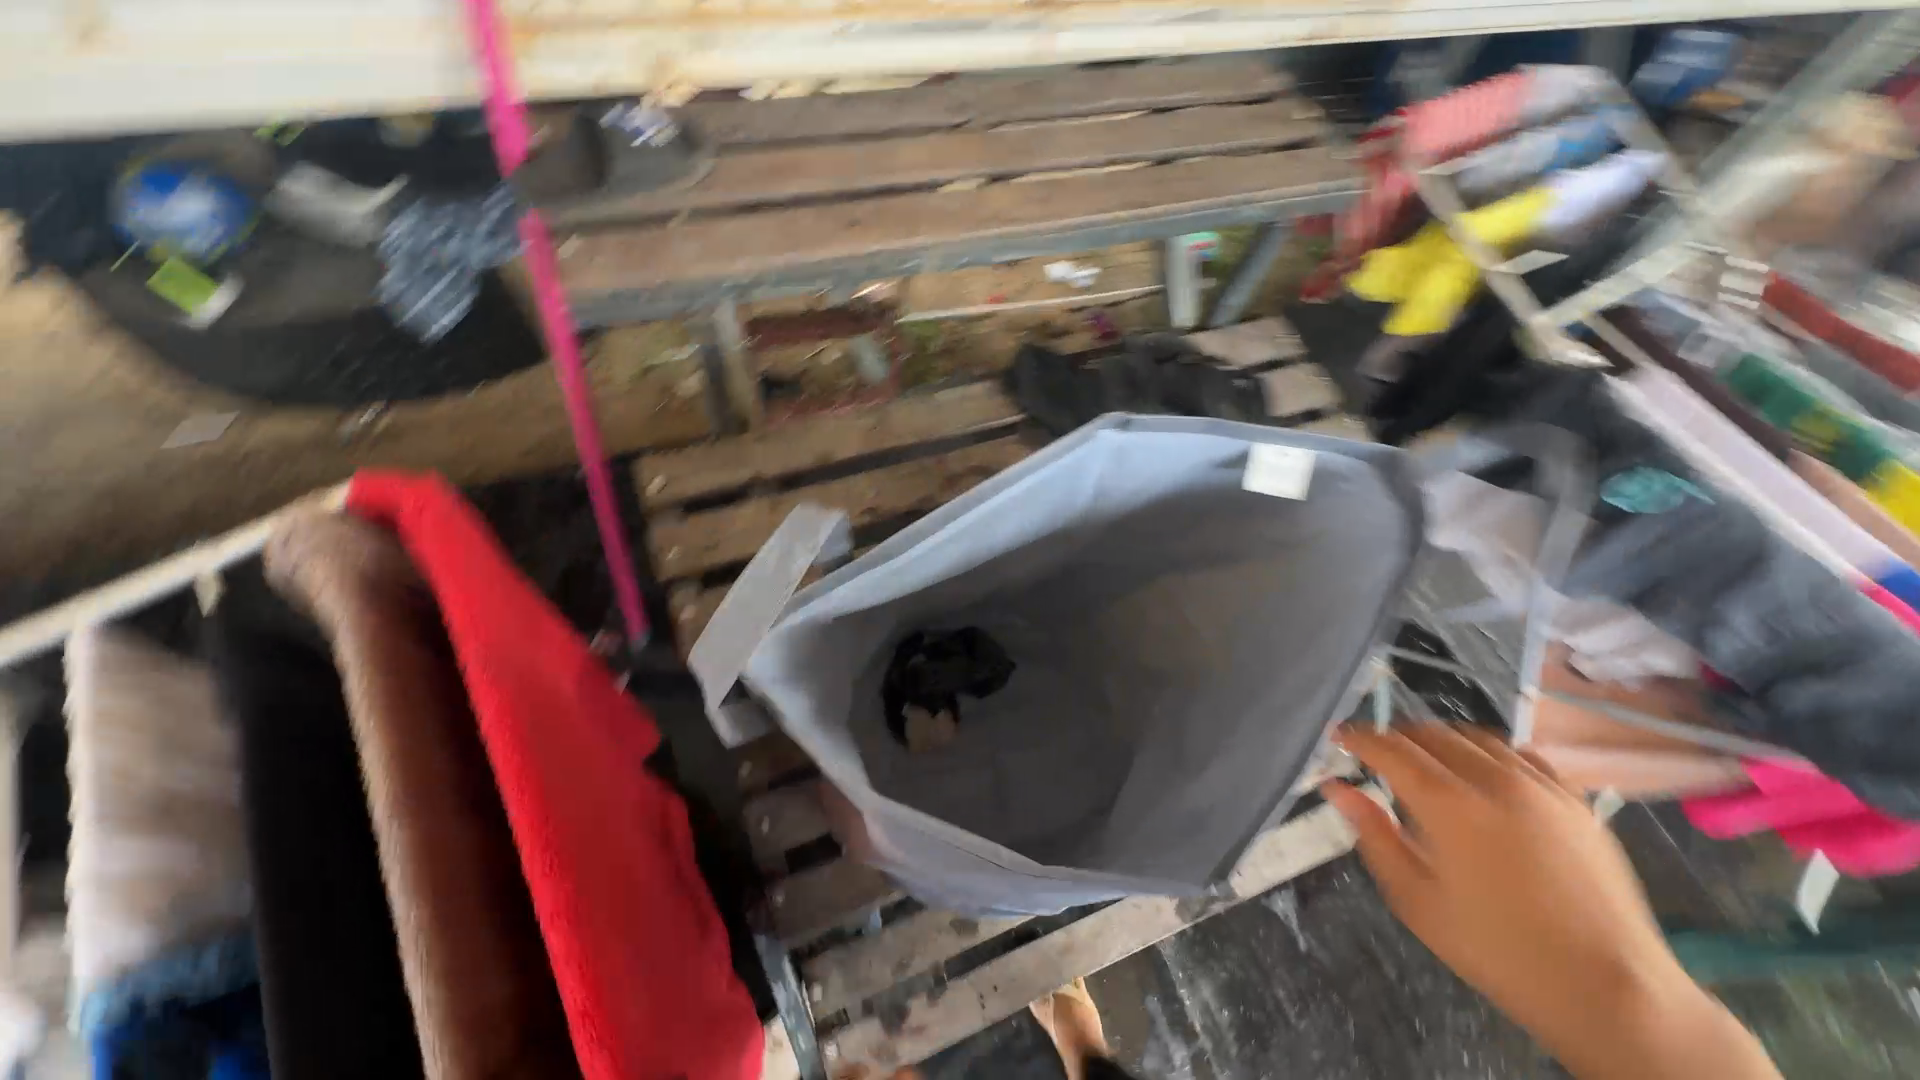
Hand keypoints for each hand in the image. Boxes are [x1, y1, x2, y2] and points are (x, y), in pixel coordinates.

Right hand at [1322, 724, 1778, 1079]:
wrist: (1607, 988)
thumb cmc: (1497, 950)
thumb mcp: (1416, 900)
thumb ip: (1374, 836)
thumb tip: (1337, 788)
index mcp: (1449, 804)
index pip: (1391, 750)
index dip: (1359, 738)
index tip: (1339, 737)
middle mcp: (1494, 780)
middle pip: (1433, 734)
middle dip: (1396, 737)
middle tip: (1376, 754)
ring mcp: (1542, 786)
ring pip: (1478, 737)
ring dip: (1441, 740)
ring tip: (1425, 761)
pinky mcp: (1575, 801)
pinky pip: (1522, 755)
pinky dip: (1489, 753)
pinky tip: (1484, 776)